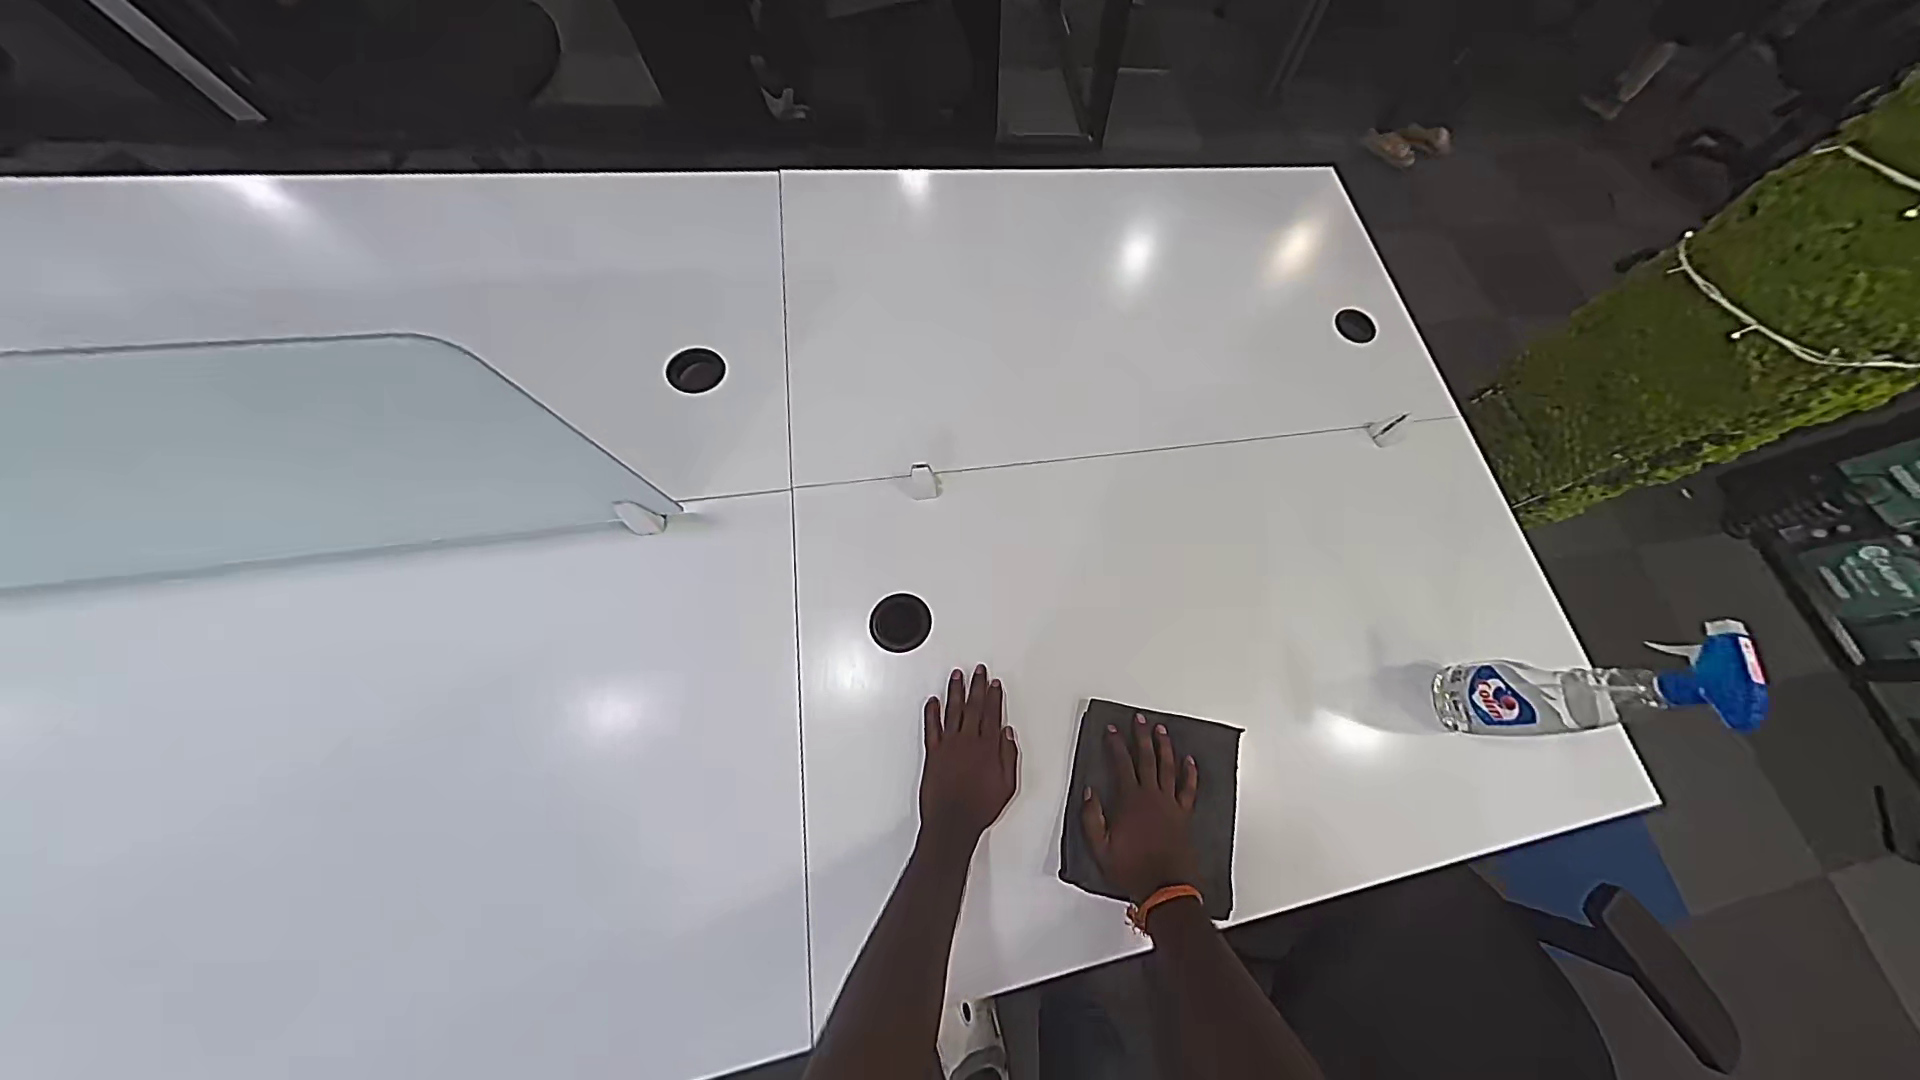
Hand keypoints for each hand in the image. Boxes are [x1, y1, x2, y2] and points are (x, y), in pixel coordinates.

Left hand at [918, 665, 1019, 850]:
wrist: (952, 822)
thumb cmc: (979, 807)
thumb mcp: (1007, 785)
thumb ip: (1009, 757)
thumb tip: (1007, 735)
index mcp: (988, 748)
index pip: (993, 714)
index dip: (994, 697)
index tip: (994, 684)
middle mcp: (968, 741)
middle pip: (974, 706)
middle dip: (977, 686)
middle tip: (978, 671)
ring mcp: (949, 745)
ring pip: (953, 710)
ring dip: (955, 691)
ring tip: (956, 676)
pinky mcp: (933, 753)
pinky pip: (932, 727)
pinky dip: (932, 713)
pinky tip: (932, 701)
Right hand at [1081, 714, 1200, 902]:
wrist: (1166, 889)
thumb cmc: (1131, 869)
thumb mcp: (1100, 847)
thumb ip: (1091, 817)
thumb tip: (1089, 791)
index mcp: (1130, 800)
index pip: (1121, 763)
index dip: (1115, 743)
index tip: (1112, 729)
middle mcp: (1151, 796)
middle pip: (1146, 758)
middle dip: (1141, 736)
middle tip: (1139, 719)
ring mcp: (1170, 804)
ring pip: (1168, 767)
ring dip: (1164, 746)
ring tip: (1161, 730)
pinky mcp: (1184, 815)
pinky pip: (1188, 789)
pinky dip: (1189, 773)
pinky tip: (1189, 761)